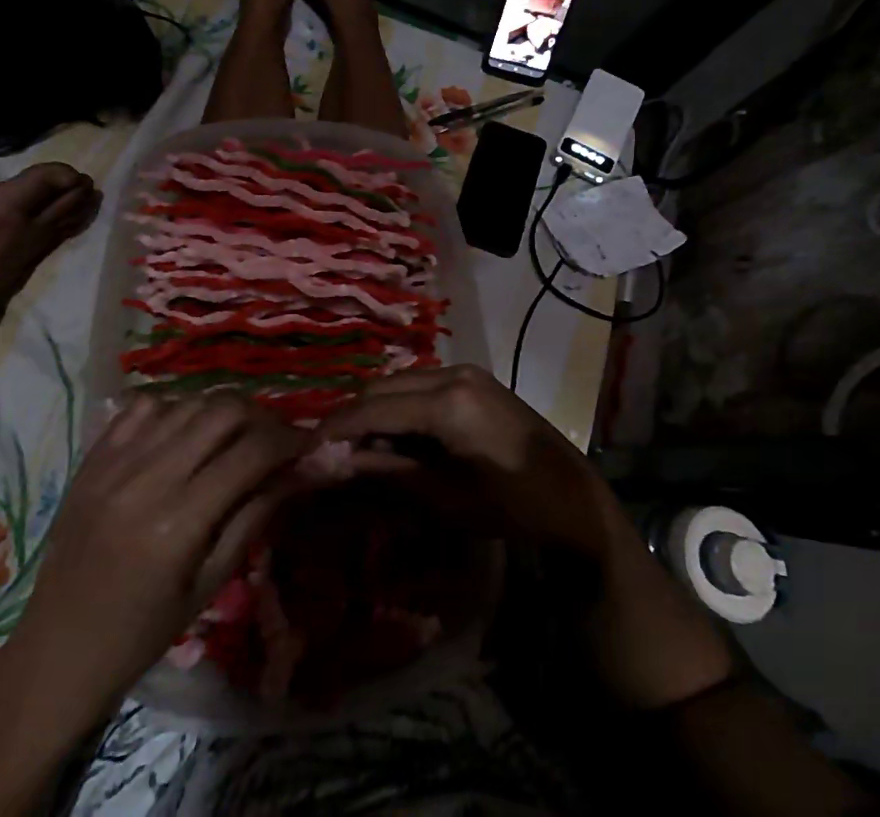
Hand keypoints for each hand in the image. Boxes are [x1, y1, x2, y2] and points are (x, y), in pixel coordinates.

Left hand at [14, 394, 304, 701]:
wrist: (60, 647)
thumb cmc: (145, 630)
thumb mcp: (212, 582)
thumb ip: (257, 515)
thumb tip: (303, 470)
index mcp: (178, 523)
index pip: (252, 452)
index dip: (290, 440)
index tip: (308, 444)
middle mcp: (145, 480)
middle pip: (222, 411)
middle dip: (262, 416)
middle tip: (275, 438)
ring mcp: (112, 463)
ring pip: (186, 401)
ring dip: (222, 412)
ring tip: (235, 435)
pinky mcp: (92, 458)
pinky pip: (142, 406)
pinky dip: (175, 408)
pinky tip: (186, 433)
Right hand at [315, 365, 614, 559]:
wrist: (576, 500)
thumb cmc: (513, 507)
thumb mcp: (444, 498)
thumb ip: (386, 472)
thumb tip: (332, 463)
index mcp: (448, 403)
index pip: (372, 409)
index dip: (333, 431)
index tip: (304, 454)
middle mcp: (453, 374)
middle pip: (381, 389)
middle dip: (350, 420)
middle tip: (328, 456)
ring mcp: (467, 372)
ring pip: (399, 384)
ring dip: (374, 413)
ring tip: (357, 450)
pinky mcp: (475, 380)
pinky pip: (421, 386)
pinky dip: (400, 408)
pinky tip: (394, 437)